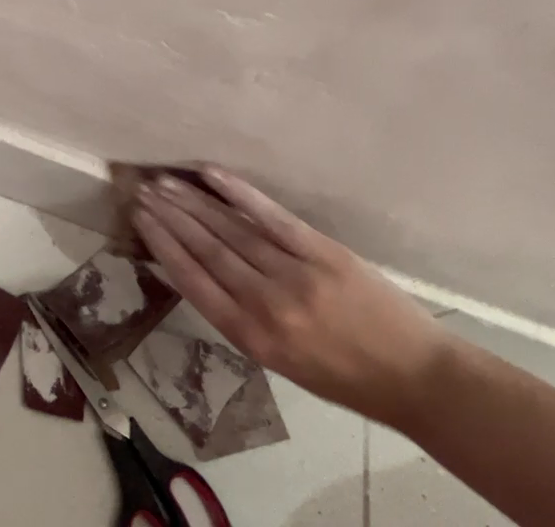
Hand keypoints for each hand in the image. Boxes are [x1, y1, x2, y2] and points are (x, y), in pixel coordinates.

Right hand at [134, 166, 454, 426]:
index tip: (138, 218)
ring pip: (230, 229)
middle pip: (205, 248)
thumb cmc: (344, 377)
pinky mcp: (323, 252)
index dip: (161, 244)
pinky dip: (238, 193)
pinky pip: (272, 217)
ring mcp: (295, 274)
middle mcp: (265, 303)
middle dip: (169, 215)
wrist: (417, 379)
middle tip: (141, 190)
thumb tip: (198, 269)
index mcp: (250, 335)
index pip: (191, 279)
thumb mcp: (278, 359)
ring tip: (164, 182)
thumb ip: (238, 315)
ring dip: (192, 201)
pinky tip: (210, 174)